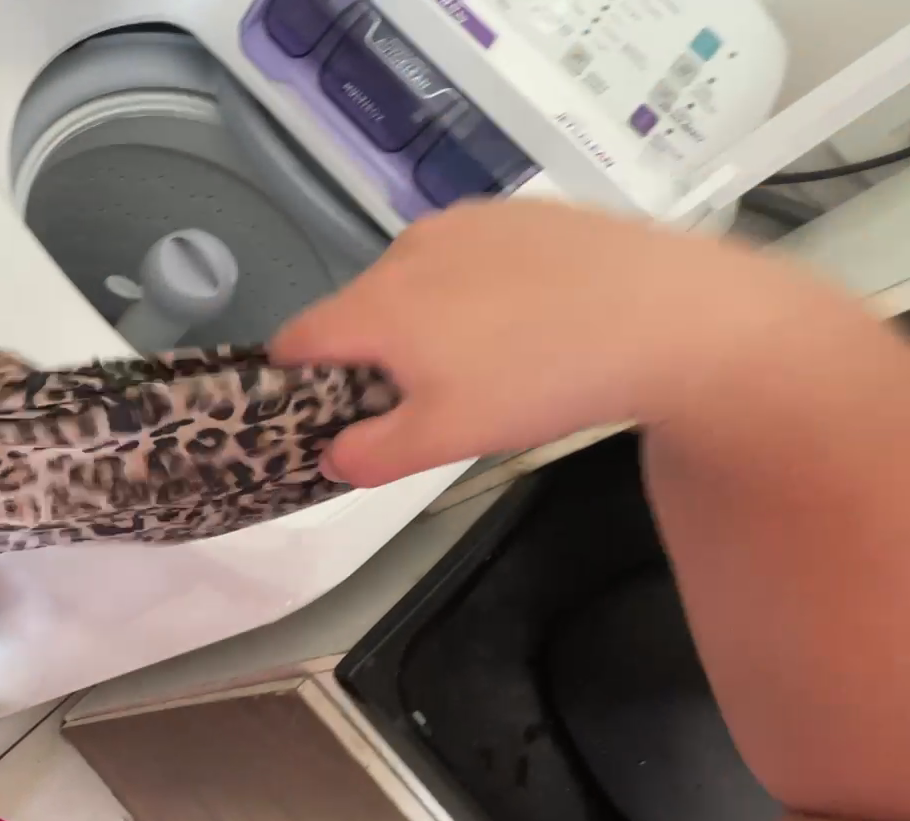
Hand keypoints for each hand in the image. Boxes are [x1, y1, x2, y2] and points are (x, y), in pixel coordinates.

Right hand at [272, 199, 866, 487]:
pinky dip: (460, 285)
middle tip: (418, 390)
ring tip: (476, 349)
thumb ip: (365, 456)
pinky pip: (454, 253)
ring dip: (410, 317)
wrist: (683, 318)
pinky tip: (516, 310)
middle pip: (347, 312)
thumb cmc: (542, 381)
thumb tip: (331, 457)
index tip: (324, 406)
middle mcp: (403, 251)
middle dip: (363, 352)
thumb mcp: (442, 441)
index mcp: (374, 306)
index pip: (293, 339)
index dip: (290, 378)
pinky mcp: (514, 210)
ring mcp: (461, 222)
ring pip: (400, 281)